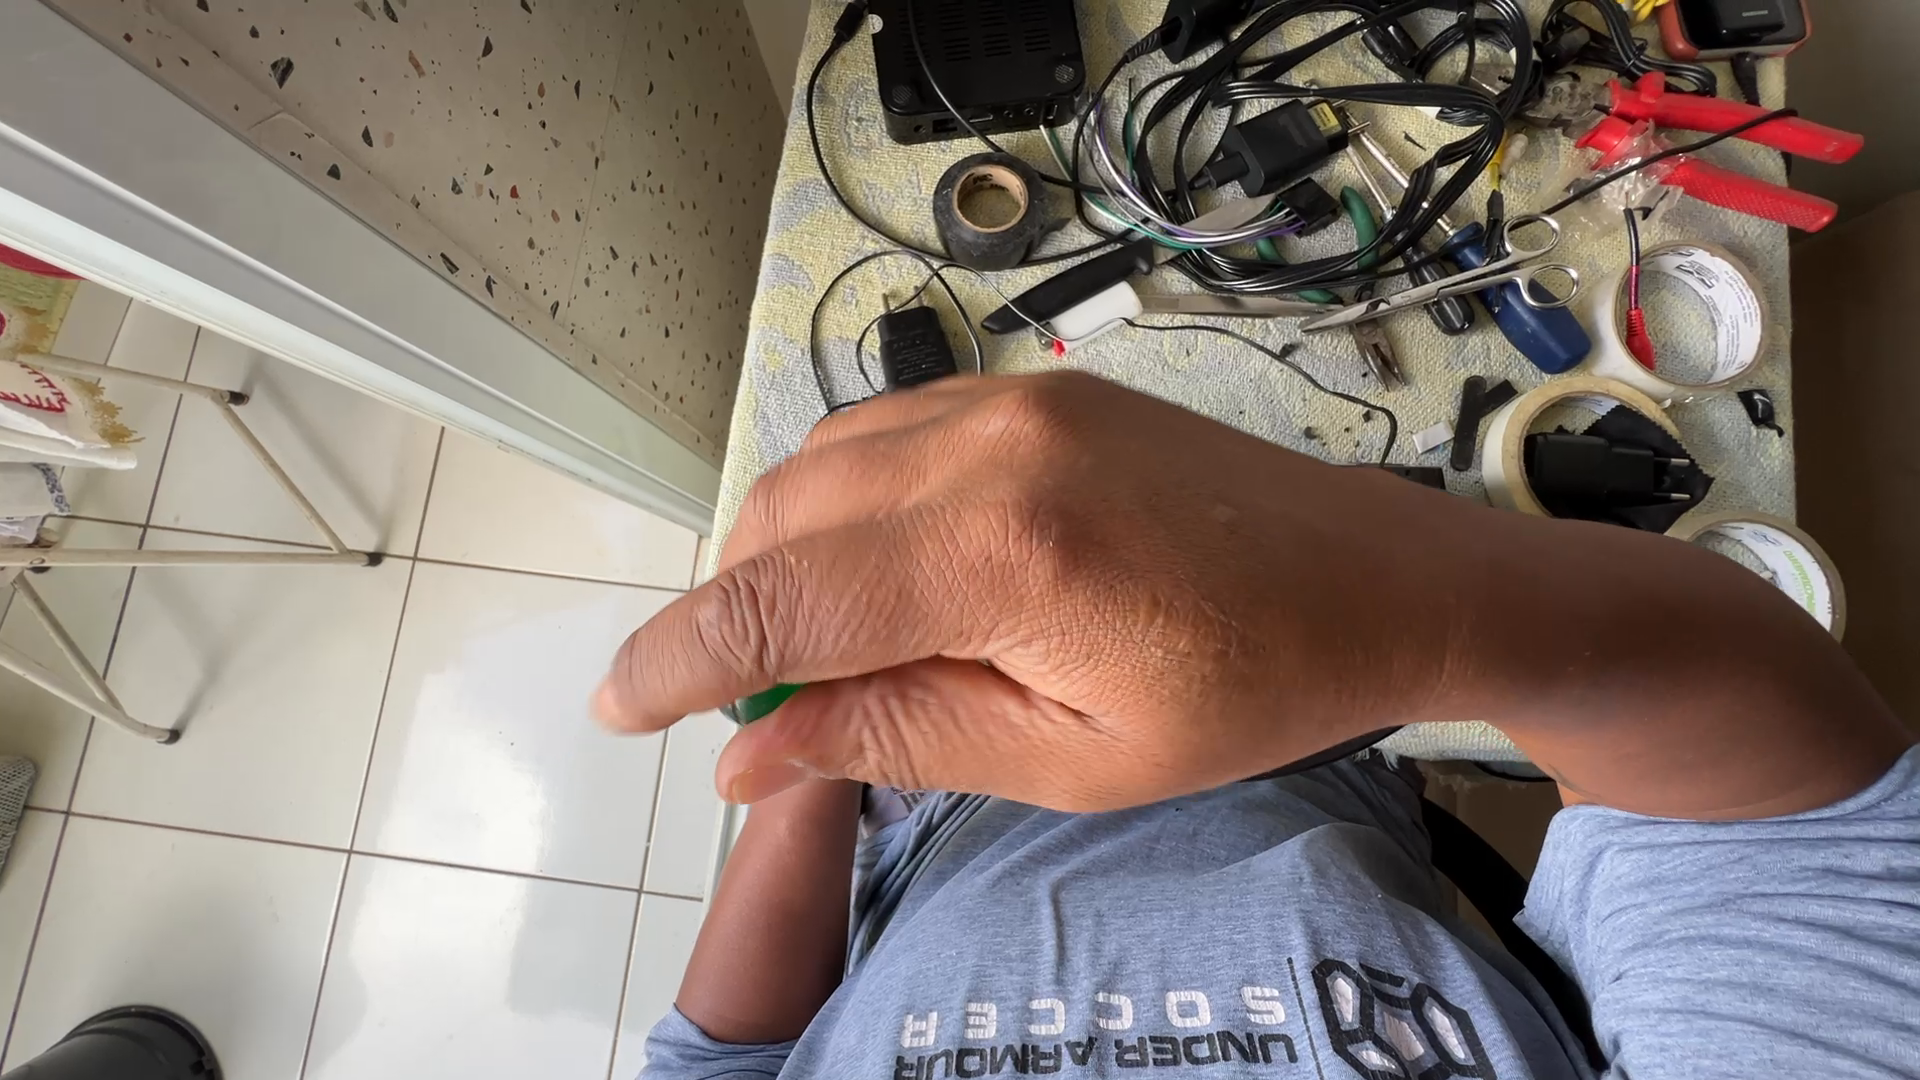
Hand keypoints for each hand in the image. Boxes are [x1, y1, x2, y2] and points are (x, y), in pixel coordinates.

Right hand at [595, 373, 1906, 818]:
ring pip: (819, 466)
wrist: (1374, 575)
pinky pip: (881, 435)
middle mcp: (985, 442)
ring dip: (785, 556)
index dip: (680, 659)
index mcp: (1002, 549)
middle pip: (782, 520)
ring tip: (820, 640)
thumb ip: (895, 737)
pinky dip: (841, 504)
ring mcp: (1008, 397)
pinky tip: (875, 564)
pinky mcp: (1027, 389)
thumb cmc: (1249, 686)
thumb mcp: (1068, 756)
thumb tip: (752, 750)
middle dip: (736, 614)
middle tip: (760, 701)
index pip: (780, 605)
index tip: (622, 704)